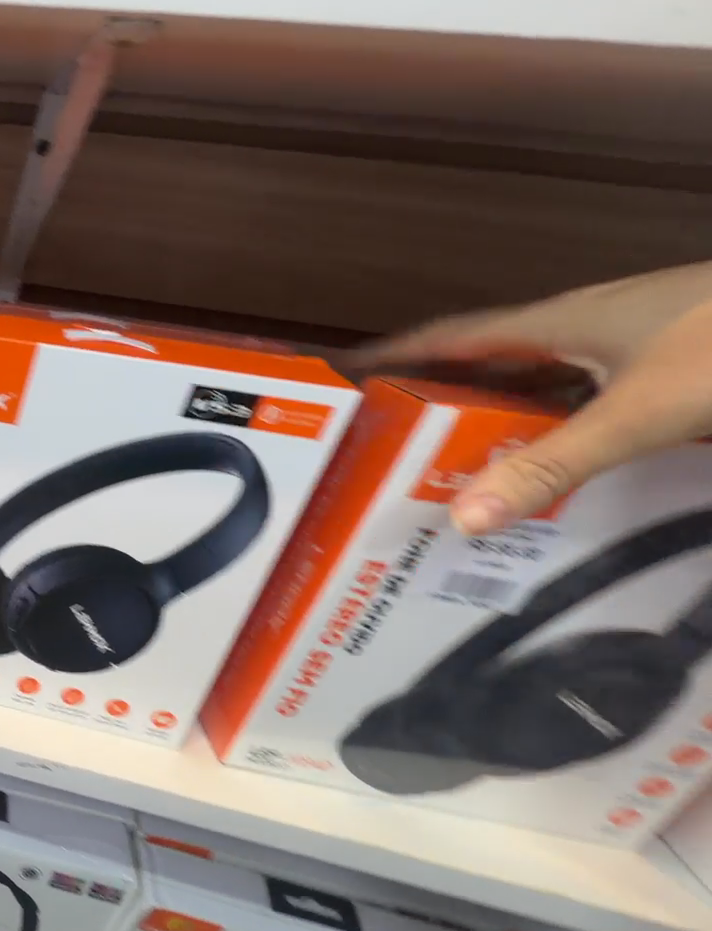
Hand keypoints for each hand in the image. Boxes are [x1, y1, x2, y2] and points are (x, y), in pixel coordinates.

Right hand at [344, 262, 711, 534]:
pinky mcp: (676, 362)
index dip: (393, 353)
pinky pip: (586, 396)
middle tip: (386, 436)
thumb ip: (554, 465)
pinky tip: (553, 455)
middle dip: (433, 392)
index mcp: (558, 323)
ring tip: (450, 456)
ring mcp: (636, 342)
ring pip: (539, 379)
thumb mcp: (645, 410)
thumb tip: (459, 521)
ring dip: (494, 412)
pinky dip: (554, 424)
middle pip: (487, 360)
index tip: (340, 375)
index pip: (449, 335)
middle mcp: (586, 327)